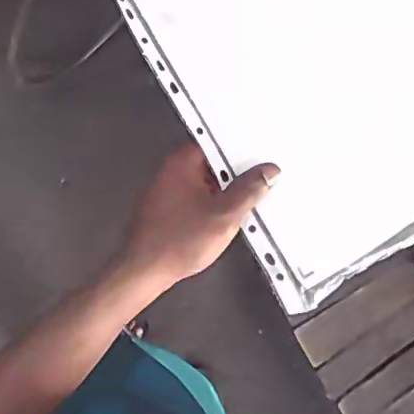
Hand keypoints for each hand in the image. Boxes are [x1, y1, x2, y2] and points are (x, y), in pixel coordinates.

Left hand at [110, 143, 277, 290]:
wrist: (145, 270)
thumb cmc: (179, 241)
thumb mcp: (224, 215)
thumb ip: (249, 190)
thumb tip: (268, 171)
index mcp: (182, 161)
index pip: (217, 142)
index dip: (241, 149)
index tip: (261, 158)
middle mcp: (171, 170)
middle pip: (212, 163)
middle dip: (235, 175)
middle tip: (258, 185)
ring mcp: (166, 189)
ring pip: (205, 183)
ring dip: (223, 193)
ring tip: (242, 208)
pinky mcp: (166, 208)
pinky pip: (195, 198)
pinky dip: (210, 205)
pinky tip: (222, 222)